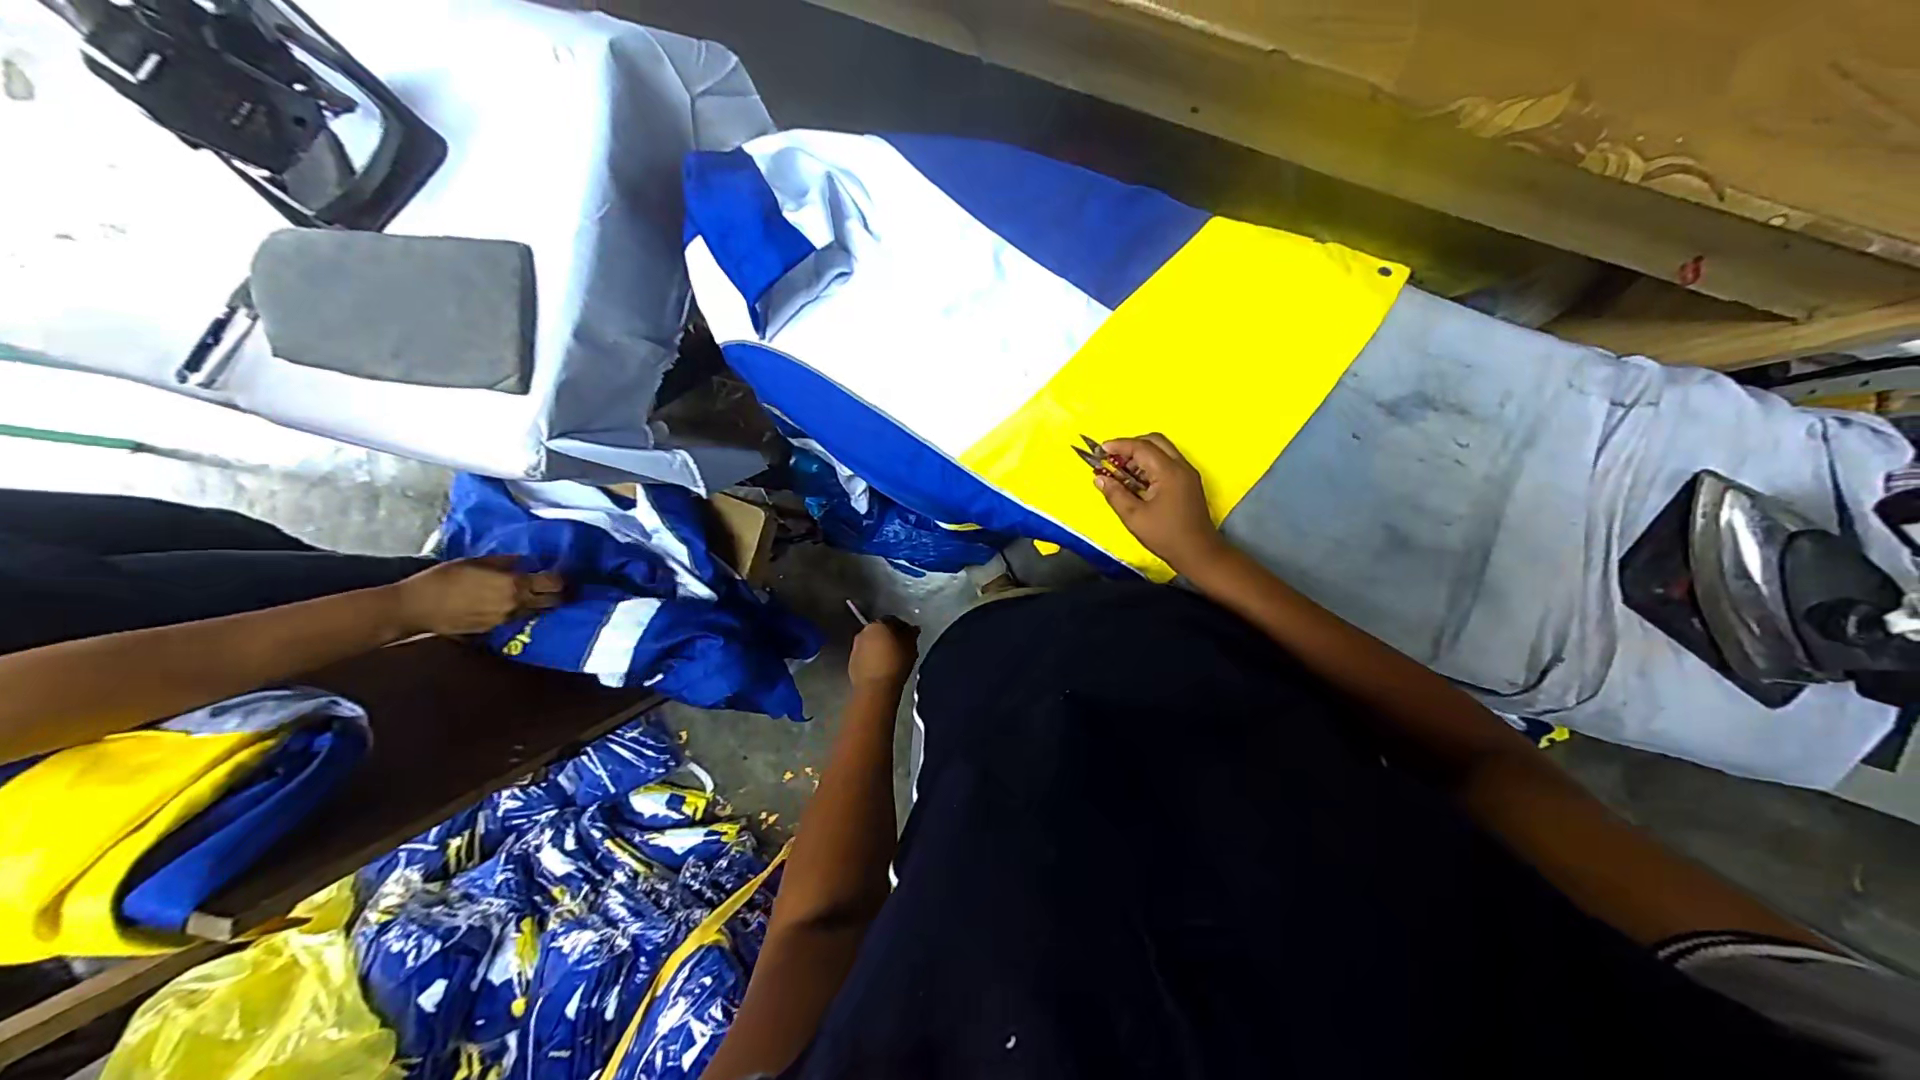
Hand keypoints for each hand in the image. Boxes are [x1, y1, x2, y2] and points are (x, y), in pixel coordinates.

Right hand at [390, 556, 564, 636]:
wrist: (416, 608)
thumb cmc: (444, 578)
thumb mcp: (476, 561)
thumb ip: (506, 562)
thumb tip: (526, 561)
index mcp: (514, 585)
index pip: (553, 583)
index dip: (562, 578)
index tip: (563, 572)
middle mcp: (516, 604)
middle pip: (553, 602)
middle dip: (560, 594)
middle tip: (559, 586)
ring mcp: (506, 620)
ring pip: (536, 611)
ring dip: (541, 603)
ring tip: (539, 594)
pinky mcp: (494, 629)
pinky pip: (517, 618)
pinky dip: (521, 611)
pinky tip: (514, 604)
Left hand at [848, 617, 918, 690]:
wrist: (875, 688)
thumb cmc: (895, 664)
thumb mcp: (911, 647)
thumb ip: (911, 634)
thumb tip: (912, 630)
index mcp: (879, 624)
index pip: (894, 620)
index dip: (903, 629)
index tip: (909, 637)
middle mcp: (864, 632)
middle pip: (880, 631)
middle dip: (889, 637)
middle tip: (901, 648)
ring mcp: (856, 647)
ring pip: (871, 643)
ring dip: (880, 648)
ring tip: (892, 660)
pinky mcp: (851, 662)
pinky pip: (865, 656)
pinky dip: (872, 659)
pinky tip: (881, 668)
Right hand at [1094, 433, 1228, 571]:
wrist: (1199, 552)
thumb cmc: (1166, 536)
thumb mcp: (1134, 517)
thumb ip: (1115, 494)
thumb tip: (1100, 478)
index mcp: (1169, 472)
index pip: (1141, 447)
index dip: (1119, 445)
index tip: (1101, 450)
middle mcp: (1181, 467)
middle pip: (1155, 441)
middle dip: (1131, 446)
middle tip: (1113, 459)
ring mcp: (1187, 473)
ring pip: (1162, 450)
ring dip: (1141, 455)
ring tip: (1122, 473)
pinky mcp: (1189, 482)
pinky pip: (1168, 462)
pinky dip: (1150, 465)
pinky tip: (1138, 482)